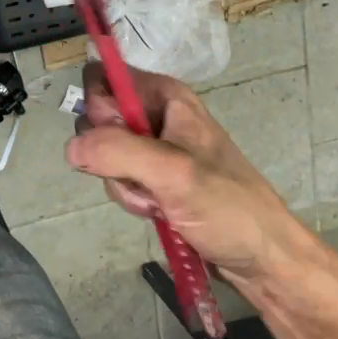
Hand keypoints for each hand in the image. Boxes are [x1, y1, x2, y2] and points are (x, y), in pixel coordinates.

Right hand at [66, 62, 305, 284]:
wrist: (266, 260)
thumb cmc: (228, 207)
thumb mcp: (172, 172)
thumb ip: (117, 151)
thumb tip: (71, 147)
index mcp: (164, 95)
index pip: (102, 78)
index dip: (99, 108)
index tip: (117, 139)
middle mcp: (156, 113)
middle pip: (98, 118)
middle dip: (109, 154)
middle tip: (142, 177)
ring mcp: (154, 146)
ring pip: (104, 152)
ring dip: (122, 183)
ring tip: (157, 201)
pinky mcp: (154, 176)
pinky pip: (118, 177)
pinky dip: (131, 198)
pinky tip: (157, 212)